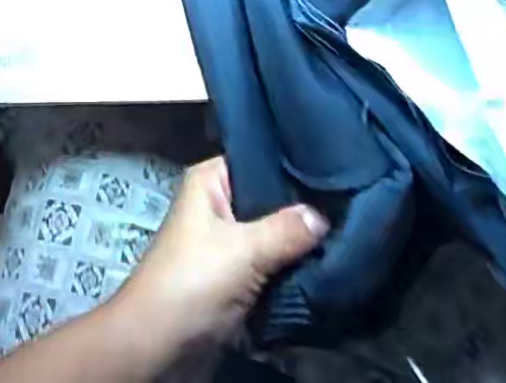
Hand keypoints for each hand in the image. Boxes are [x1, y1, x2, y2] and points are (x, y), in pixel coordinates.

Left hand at [109, 157, 327, 356]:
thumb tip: (323, 214)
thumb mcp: (243, 250)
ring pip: (272, 234)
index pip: (255, 160)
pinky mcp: (235, 276)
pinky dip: (291, 268)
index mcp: (209, 182)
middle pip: (267, 199)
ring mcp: (226, 242)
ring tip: (343, 238)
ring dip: (299, 244)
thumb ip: (286, 230)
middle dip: (301, 211)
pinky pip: (270, 264)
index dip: (289, 166)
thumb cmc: (194, 281)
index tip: (330, 170)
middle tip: (346, 209)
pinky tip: (326, 265)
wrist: (160, 345)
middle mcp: (217, 204)